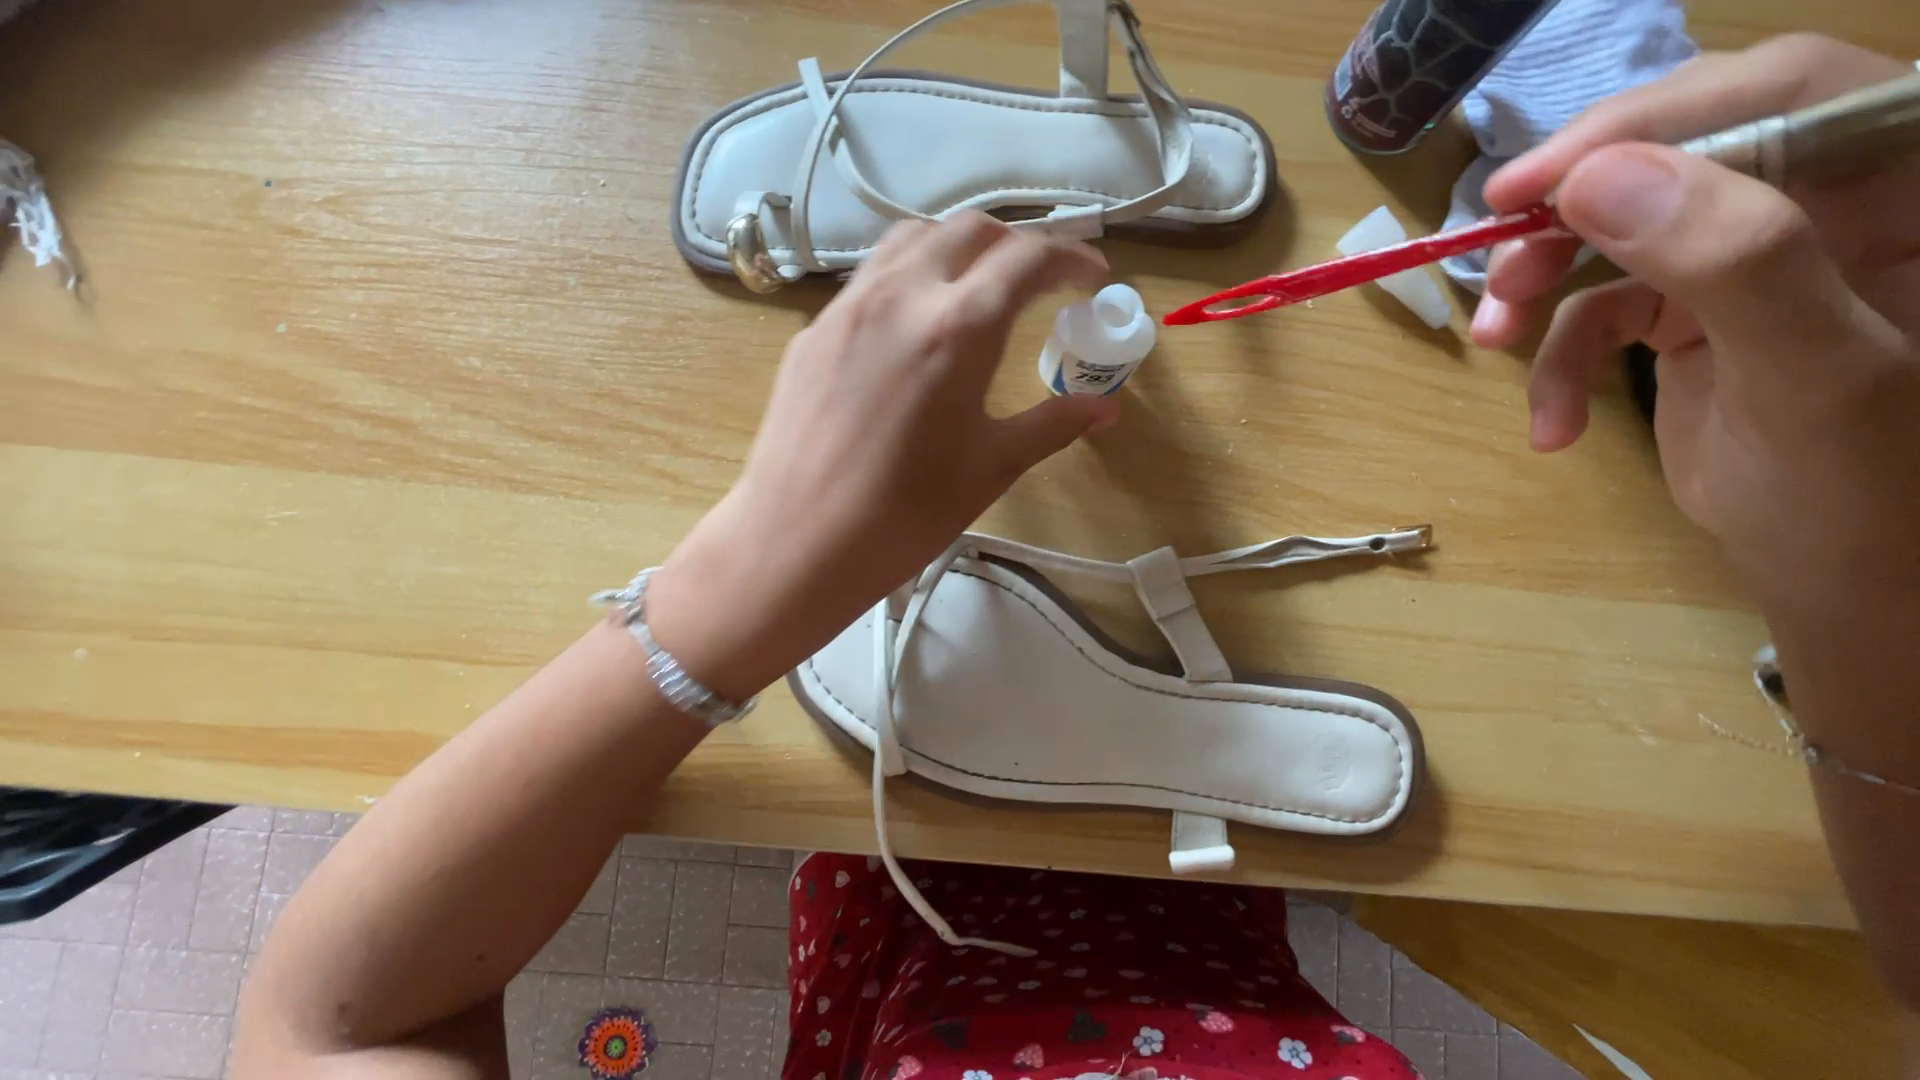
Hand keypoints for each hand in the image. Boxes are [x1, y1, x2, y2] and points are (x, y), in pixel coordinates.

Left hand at [647, 214, 1118, 700]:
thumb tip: (1106, 409)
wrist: (797, 541)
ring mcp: (849, 306)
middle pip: (970, 230)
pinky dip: (910, 276)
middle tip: (1041, 283)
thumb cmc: (905, 515)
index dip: (1072, 258)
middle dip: (1017, 244)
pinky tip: (916, 325)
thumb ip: (1053, 424)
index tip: (1093, 277)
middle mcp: (902, 295)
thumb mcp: (991, 467)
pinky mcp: (814, 330)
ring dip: (959, 248)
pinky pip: (871, 277)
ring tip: (979, 286)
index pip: (1028, 259)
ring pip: (912, 239)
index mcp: (958, 327)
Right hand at [1469, 34, 1919, 589]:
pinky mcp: (1690, 317)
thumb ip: (1730, 259)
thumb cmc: (1870, 491)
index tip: (1530, 186)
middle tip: (1493, 255)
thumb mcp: (1812, 375)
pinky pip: (1598, 314)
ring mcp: (1748, 262)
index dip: (1646, 120)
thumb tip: (1594, 179)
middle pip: (1676, 155)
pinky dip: (1557, 367)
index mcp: (1904, 186)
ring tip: (1492, 340)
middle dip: (1572, 209)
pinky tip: (1551, 426)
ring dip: (1540, 285)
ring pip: (1617, 230)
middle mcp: (1825, 204)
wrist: (1844, 579)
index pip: (1776, 94)